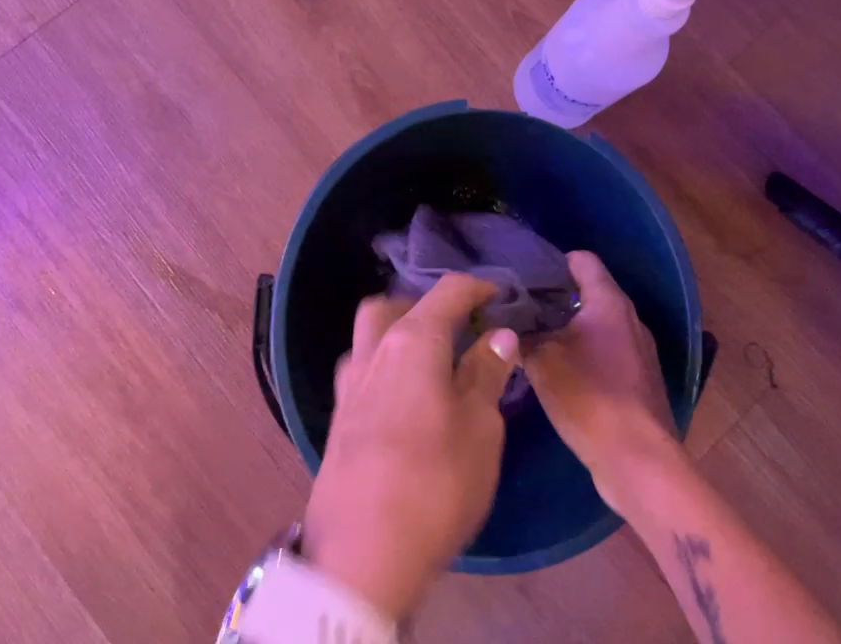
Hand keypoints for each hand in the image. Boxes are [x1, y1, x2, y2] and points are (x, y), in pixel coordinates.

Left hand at [303, 273, 520, 619]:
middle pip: (392, 306)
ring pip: (369, 338)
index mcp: (411, 342)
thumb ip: (486, 375)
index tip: (502, 295)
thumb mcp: (480, 430)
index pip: (446, 292)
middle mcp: (372, 352)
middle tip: (459, 328)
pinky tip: (407, 399)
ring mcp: (348, 386)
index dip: (477, 286)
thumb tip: (498, 335)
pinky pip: (363, 372)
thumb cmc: (436, 483)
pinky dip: (386, 369)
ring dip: (399, 335)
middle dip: (424, 305)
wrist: (361, 554)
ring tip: (434, 363)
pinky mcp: (338, 419)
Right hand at [524, 251, 683, 515]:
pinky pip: (607, 355)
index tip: (522, 277)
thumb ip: (520, 334)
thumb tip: (503, 322)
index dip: (551, 262)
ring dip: (568, 331)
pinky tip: (558, 375)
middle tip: (518, 311)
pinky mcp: (641, 382)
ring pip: (598, 327)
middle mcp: (630, 319)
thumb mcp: (540, 360)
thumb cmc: (588, 396)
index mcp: (609, 302)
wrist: (637, 459)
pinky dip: (584, 356)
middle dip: (554, 299)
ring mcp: (641, 352)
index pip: (582, 260)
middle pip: (589, 293)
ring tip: (533, 342)